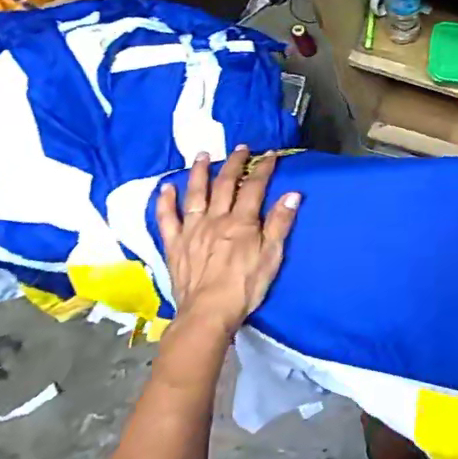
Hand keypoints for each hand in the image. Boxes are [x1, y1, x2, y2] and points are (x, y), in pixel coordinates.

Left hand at [157, 146, 300, 334]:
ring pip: (194, 195)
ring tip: (202, 155)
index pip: (254, 187)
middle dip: (234, 164)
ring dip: (199, 173)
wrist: (208, 311)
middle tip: (240, 147)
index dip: (263, 168)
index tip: (270, 153)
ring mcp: (191, 230)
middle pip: (224, 185)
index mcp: (241, 222)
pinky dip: (165, 201)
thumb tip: (292, 195)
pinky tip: (166, 188)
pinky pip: (166, 218)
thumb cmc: (247, 285)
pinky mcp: (174, 244)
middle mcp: (214, 220)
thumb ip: (279, 223)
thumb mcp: (272, 255)